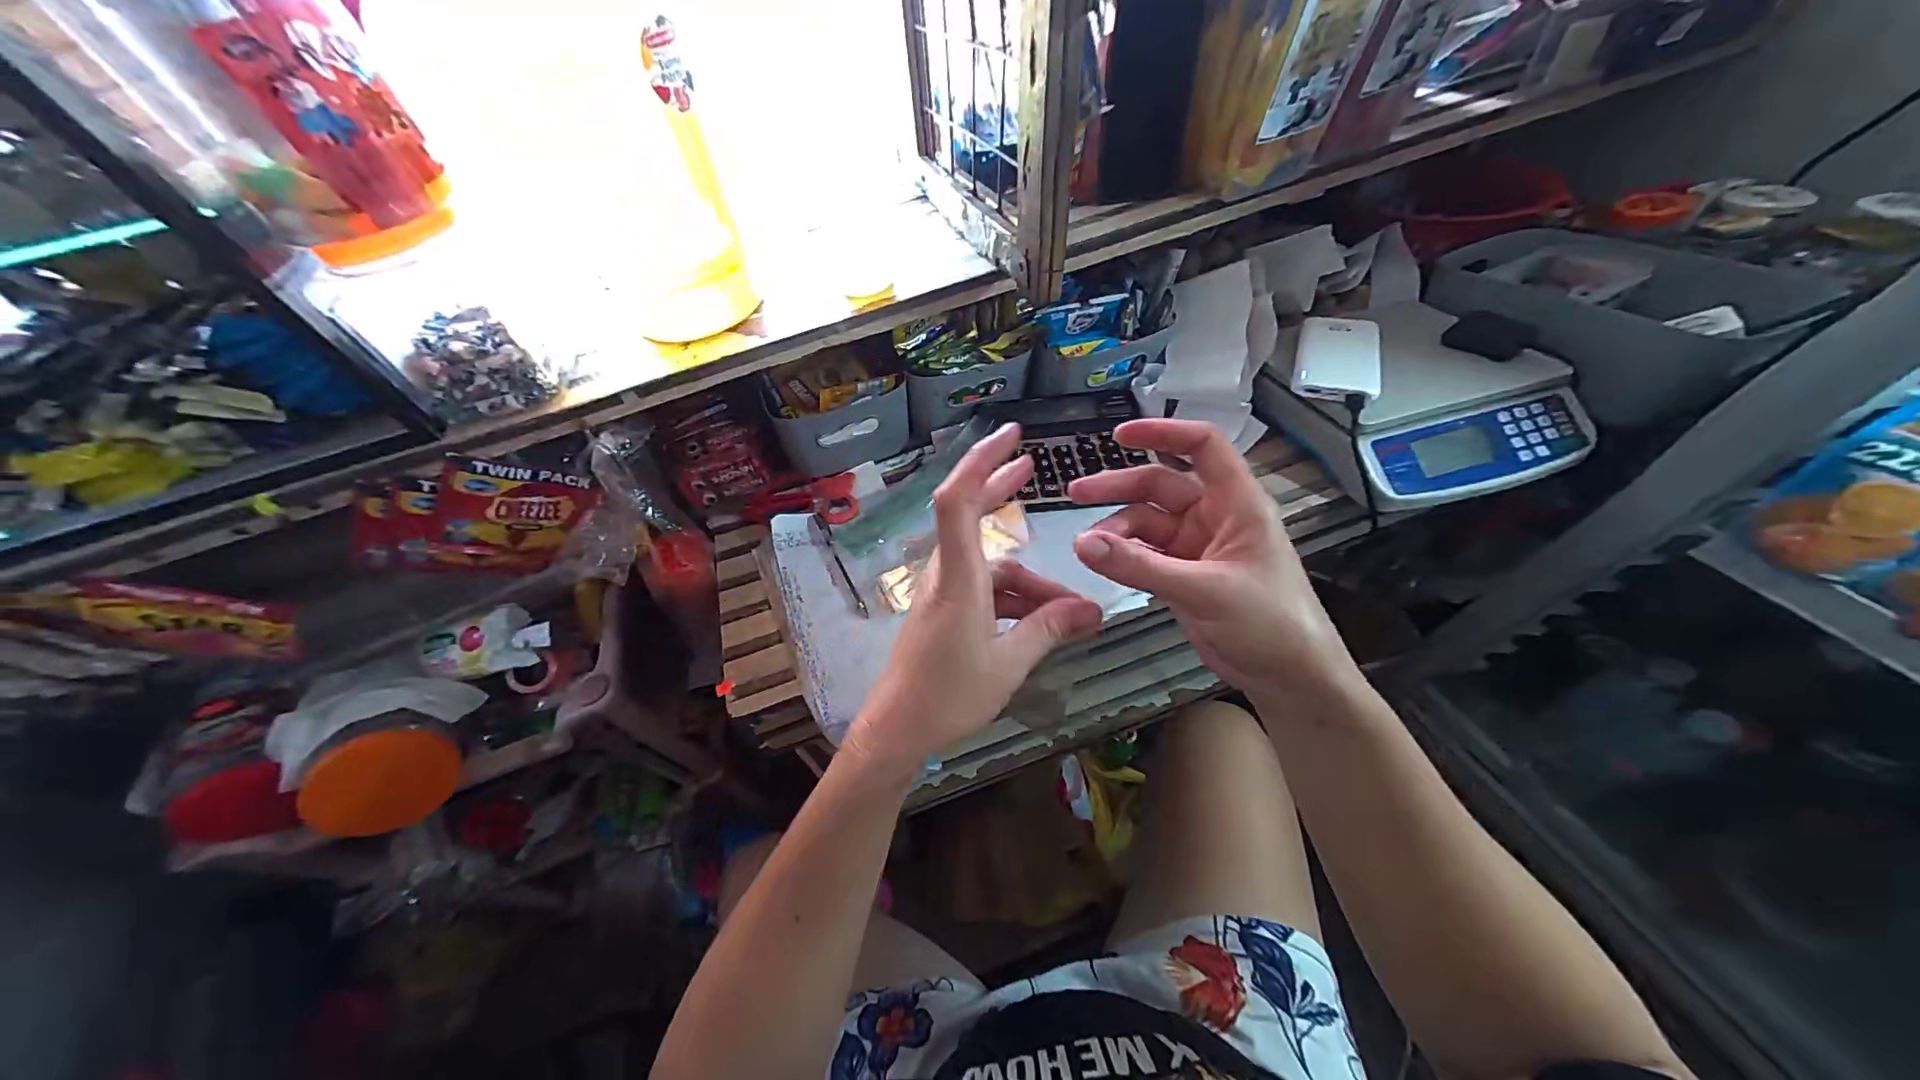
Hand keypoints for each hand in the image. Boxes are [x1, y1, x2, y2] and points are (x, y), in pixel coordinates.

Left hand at [843, 424, 1103, 779]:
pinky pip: (985, 592)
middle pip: (973, 518)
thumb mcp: (1009, 664)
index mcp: (959, 578)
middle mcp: (947, 575)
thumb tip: (1092, 611)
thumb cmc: (949, 696)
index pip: (959, 501)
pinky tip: (1045, 623)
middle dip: (1002, 489)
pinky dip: (1015, 600)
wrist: (897, 731)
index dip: (981, 462)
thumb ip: (1049, 630)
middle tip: (1032, 465)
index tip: (1011, 438)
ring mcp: (943, 594)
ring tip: (1074, 614)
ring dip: (1032, 584)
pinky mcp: (944, 613)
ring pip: (993, 569)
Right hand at [1067, 419, 1359, 699]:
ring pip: (1146, 523)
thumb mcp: (1203, 590)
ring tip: (1087, 546)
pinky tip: (1102, 562)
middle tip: (1076, 495)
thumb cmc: (1271, 623)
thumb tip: (1084, 543)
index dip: (1163, 432)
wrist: (1290, 676)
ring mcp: (1197, 547)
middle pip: (1160, 486)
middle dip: (1118, 487)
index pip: (1202, 447)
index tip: (1120, 435)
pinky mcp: (1184, 575)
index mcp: (1237, 503)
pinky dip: (1122, 556)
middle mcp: (1215, 517)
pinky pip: (1145, 554)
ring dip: (1115, 530)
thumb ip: (1140, 566)